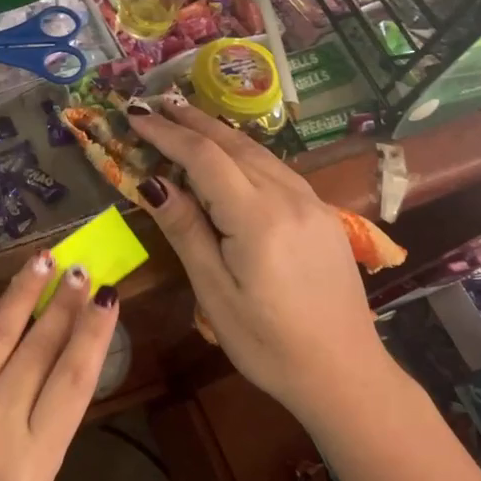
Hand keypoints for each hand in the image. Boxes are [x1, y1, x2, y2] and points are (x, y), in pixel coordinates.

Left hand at [0, 251, 118, 480]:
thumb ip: (46, 430)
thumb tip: (66, 353)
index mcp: (32, 466)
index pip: (72, 383)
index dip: (93, 335)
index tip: (109, 298)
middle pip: (37, 352)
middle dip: (64, 306)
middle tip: (81, 269)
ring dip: (24, 292)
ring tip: (46, 260)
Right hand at [125, 99, 391, 418]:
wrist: (347, 377)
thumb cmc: (269, 344)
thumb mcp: (215, 292)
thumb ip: (186, 229)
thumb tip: (153, 180)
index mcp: (258, 218)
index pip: (203, 156)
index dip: (166, 132)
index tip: (132, 114)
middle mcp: (288, 198)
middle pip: (232, 144)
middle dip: (189, 120)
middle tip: (152, 102)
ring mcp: (311, 203)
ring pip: (256, 152)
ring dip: (216, 130)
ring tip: (182, 114)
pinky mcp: (322, 215)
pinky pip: (275, 168)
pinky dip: (242, 150)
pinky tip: (228, 151)